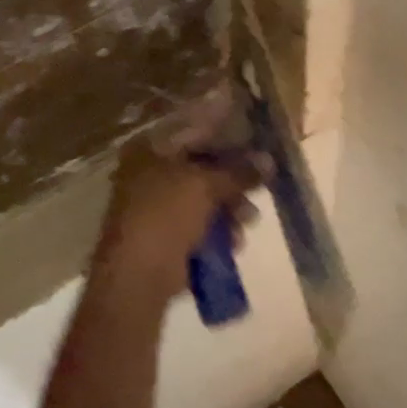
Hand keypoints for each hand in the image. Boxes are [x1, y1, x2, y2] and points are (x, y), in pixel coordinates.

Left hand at [90, 143, 261, 303]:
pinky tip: (235, 242)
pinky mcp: (164, 237)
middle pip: (201, 169)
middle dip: (233, 181)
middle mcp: (148, 173)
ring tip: (248, 221)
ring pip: (203, 201)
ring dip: (230, 209)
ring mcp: (155, 208)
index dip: (227, 137)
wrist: (137, 275)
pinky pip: (198, 227)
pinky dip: (218, 232)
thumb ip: (238, 172)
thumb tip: (269, 161)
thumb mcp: (205, 186)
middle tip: (260, 187)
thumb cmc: (165, 215)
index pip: (194, 132)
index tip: (257, 144)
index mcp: (148, 150)